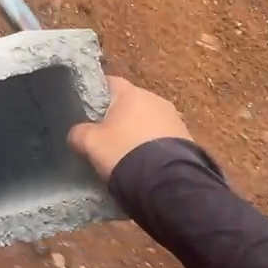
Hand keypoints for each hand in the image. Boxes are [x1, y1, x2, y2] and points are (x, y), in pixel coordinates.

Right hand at [67, 76, 193, 180]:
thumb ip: (78, 132)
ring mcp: (176, 120)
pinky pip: (163, 138)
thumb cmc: (124, 153)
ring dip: (139, 132)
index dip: (96, 93)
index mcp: (132, 94)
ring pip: (149, 120)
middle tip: (105, 135)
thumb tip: (78, 133)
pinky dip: (154, 146)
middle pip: (130, 102)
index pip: (110, 82)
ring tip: (128, 153)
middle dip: (119, 116)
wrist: (169, 185)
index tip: (87, 109)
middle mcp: (156, 100)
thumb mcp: (89, 143)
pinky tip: (146, 163)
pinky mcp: (189, 140)